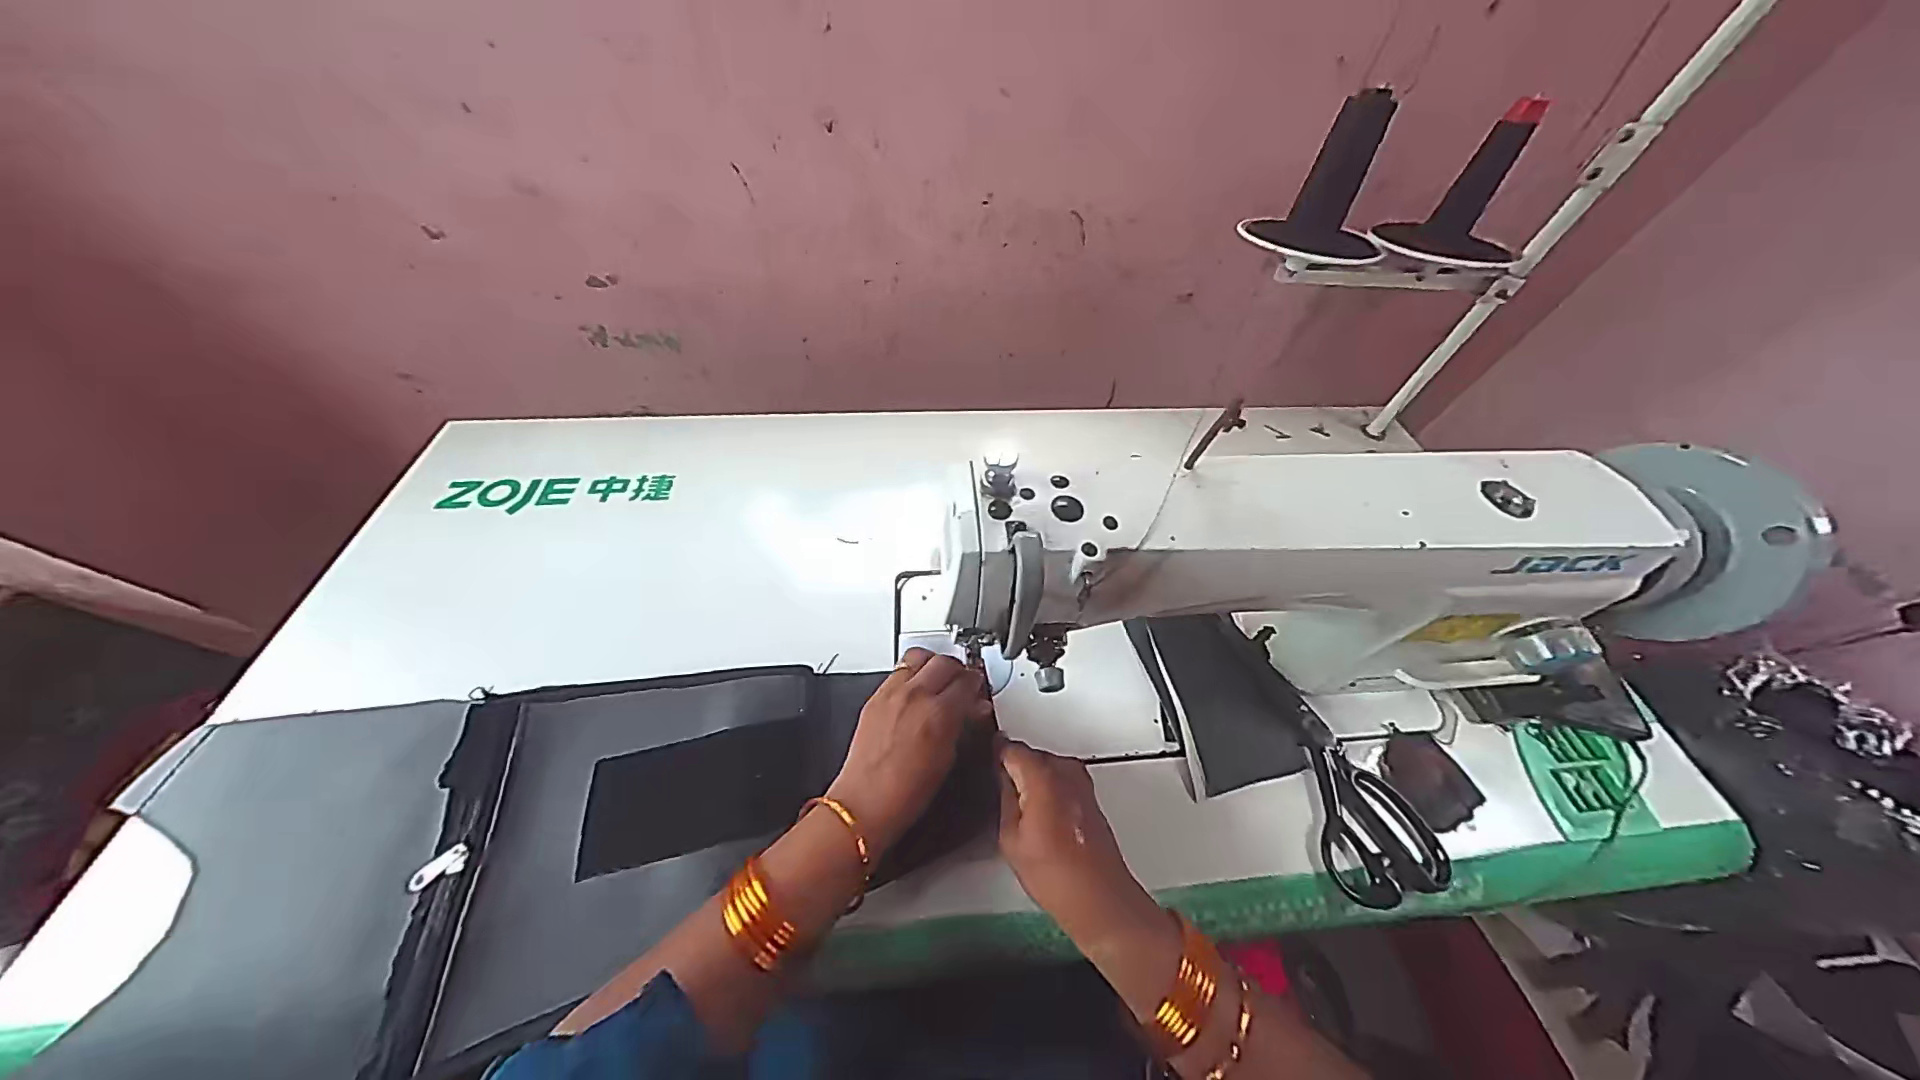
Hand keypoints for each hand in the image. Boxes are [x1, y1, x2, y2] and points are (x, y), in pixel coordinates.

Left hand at [827, 648, 993, 852]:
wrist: (865, 803)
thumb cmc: (904, 793)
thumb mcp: (948, 760)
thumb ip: (963, 726)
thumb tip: (973, 710)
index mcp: (939, 713)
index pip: (967, 681)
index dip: (977, 684)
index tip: (978, 689)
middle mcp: (914, 696)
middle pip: (945, 662)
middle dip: (959, 670)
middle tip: (963, 681)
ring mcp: (891, 694)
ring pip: (919, 657)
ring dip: (933, 665)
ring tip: (939, 678)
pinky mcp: (874, 698)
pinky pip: (898, 671)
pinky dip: (911, 674)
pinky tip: (916, 689)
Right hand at [996, 739, 1171, 956]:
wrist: (1098, 898)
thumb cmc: (1053, 873)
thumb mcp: (1010, 838)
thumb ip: (1004, 796)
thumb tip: (1002, 778)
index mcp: (1042, 774)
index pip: (1010, 747)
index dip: (994, 754)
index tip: (984, 764)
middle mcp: (1065, 769)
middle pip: (1030, 755)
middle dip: (1015, 770)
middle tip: (1000, 795)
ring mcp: (1081, 781)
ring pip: (1046, 767)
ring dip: (1033, 781)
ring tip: (1021, 813)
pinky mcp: (1090, 794)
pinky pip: (1061, 780)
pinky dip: (1050, 790)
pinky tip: (1041, 819)